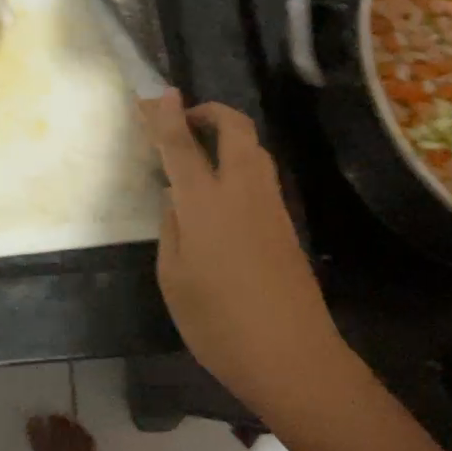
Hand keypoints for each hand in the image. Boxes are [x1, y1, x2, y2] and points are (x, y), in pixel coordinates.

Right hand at [143, 89, 342, 410]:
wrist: (294, 357)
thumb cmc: (220, 323)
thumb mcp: (174, 279)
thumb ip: (172, 229)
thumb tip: (177, 199)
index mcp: (205, 202)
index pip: (181, 144)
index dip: (166, 115)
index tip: (158, 93)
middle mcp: (242, 191)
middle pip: (235, 128)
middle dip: (210, 111)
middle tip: (184, 120)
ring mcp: (270, 205)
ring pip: (254, 148)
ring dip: (229, 135)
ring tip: (201, 151)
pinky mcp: (286, 224)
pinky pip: (261, 173)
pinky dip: (240, 162)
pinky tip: (222, 190)